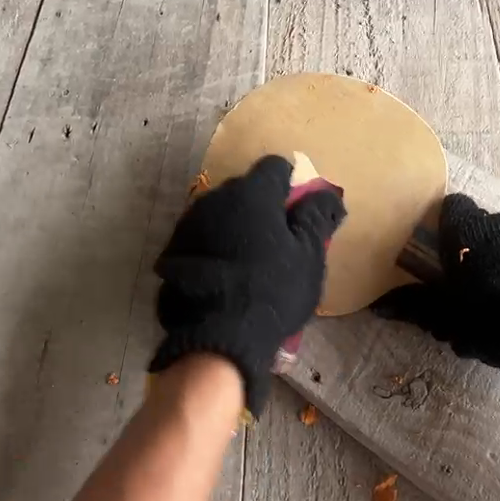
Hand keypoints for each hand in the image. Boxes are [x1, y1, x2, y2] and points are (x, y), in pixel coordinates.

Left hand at [149, 155, 346, 415]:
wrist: (217, 334)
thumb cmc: (273, 288)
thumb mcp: (309, 254)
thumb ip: (317, 216)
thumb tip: (327, 192)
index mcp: (254, 192)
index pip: (275, 167)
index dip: (290, 184)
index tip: (297, 209)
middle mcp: (218, 197)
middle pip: (245, 188)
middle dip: (261, 205)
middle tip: (276, 238)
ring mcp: (190, 223)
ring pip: (220, 212)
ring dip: (234, 225)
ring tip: (247, 259)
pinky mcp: (172, 250)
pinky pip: (200, 237)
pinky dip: (213, 246)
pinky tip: (223, 274)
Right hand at [374, 193, 499, 410]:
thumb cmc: (494, 321)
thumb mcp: (448, 318)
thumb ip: (414, 307)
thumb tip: (378, 306)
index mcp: (472, 231)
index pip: (453, 208)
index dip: (446, 227)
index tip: (443, 251)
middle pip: (484, 226)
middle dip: (477, 248)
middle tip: (472, 284)